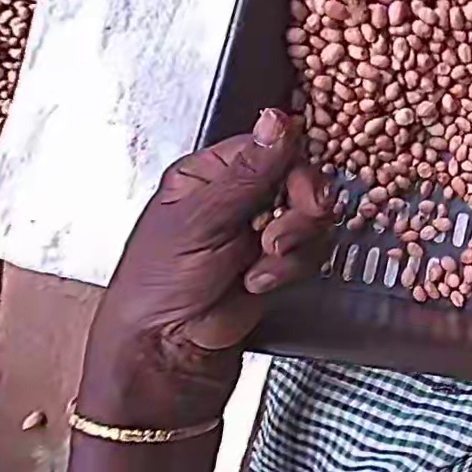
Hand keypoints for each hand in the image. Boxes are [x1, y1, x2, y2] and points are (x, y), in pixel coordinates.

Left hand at [80, 109, 333, 429]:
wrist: (168, 352)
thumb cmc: (160, 283)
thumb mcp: (201, 221)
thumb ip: (248, 172)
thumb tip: (275, 119)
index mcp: (212, 174)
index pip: (272, 149)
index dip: (295, 168)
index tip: (304, 194)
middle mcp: (240, 196)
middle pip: (301, 182)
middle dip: (298, 213)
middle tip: (279, 238)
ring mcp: (262, 228)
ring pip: (311, 218)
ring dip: (293, 246)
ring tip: (260, 266)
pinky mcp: (279, 260)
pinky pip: (311, 249)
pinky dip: (291, 268)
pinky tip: (259, 282)